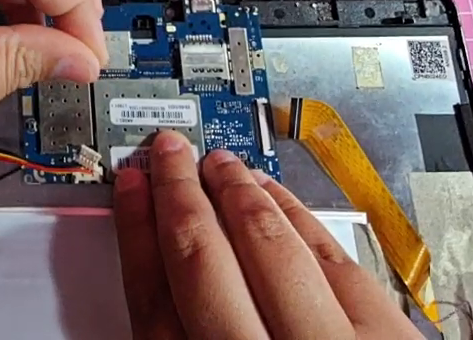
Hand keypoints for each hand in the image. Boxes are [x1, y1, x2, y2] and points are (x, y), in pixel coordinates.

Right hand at [115, 131, 419, 339]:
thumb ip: (179, 339)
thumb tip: (153, 276)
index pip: (152, 305)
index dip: (135, 234)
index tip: (131, 189)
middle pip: (203, 262)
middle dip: (179, 194)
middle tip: (166, 151)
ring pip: (271, 249)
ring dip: (237, 193)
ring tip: (217, 161)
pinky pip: (341, 266)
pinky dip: (301, 220)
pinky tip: (278, 197)